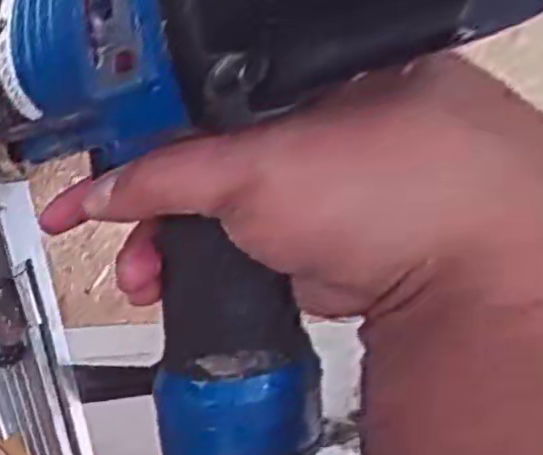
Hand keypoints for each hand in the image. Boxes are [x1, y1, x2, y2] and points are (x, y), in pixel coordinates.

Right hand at [40, 55, 542, 319]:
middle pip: (184, 168)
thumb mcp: (257, 169)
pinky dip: (180, 270)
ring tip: (146, 279)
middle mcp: (307, 129)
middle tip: (112, 236)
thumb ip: (164, 177)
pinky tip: (168, 285)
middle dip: (139, 214)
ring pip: (192, 215)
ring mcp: (300, 187)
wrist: (451, 277)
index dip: (132, 140)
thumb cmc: (407, 193)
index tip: (91, 178)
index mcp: (313, 81)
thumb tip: (102, 192)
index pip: (194, 106)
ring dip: (153, 252)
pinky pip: (210, 249)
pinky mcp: (289, 238)